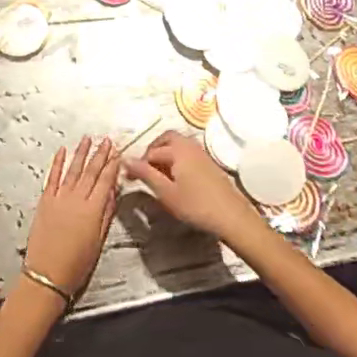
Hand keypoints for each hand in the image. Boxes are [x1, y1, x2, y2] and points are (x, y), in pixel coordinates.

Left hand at [23, 137, 121, 297]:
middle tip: (107, 140)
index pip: (105, 181)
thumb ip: (106, 214)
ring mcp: (59, 198)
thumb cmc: (77, 264)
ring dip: (81, 153)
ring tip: (88, 139)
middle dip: (100, 154)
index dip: (112, 165)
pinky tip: (62, 151)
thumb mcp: (99, 240)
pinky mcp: (45, 201)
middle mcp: (76, 199)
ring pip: (73, 170)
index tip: (118, 152)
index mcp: (93, 210)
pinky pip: (53, 177)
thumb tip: (113, 192)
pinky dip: (58, 163)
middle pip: (91, 172)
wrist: (47, 274)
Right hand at [124, 131, 260, 241]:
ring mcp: (201, 153)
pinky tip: (175, 178)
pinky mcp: (209, 163)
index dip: (138, 164)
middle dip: (152, 151)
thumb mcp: (165, 192)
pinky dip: (176, 158)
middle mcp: (190, 145)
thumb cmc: (196, 205)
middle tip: (144, 170)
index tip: (129, 179)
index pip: (151, 152)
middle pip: (166, 139)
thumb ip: (145, 174)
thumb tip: (125, 159)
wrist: (231, 216)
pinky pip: (187, 152)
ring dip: (165, 154)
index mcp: (177, 149)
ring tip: (158, 175)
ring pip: (178, 145)